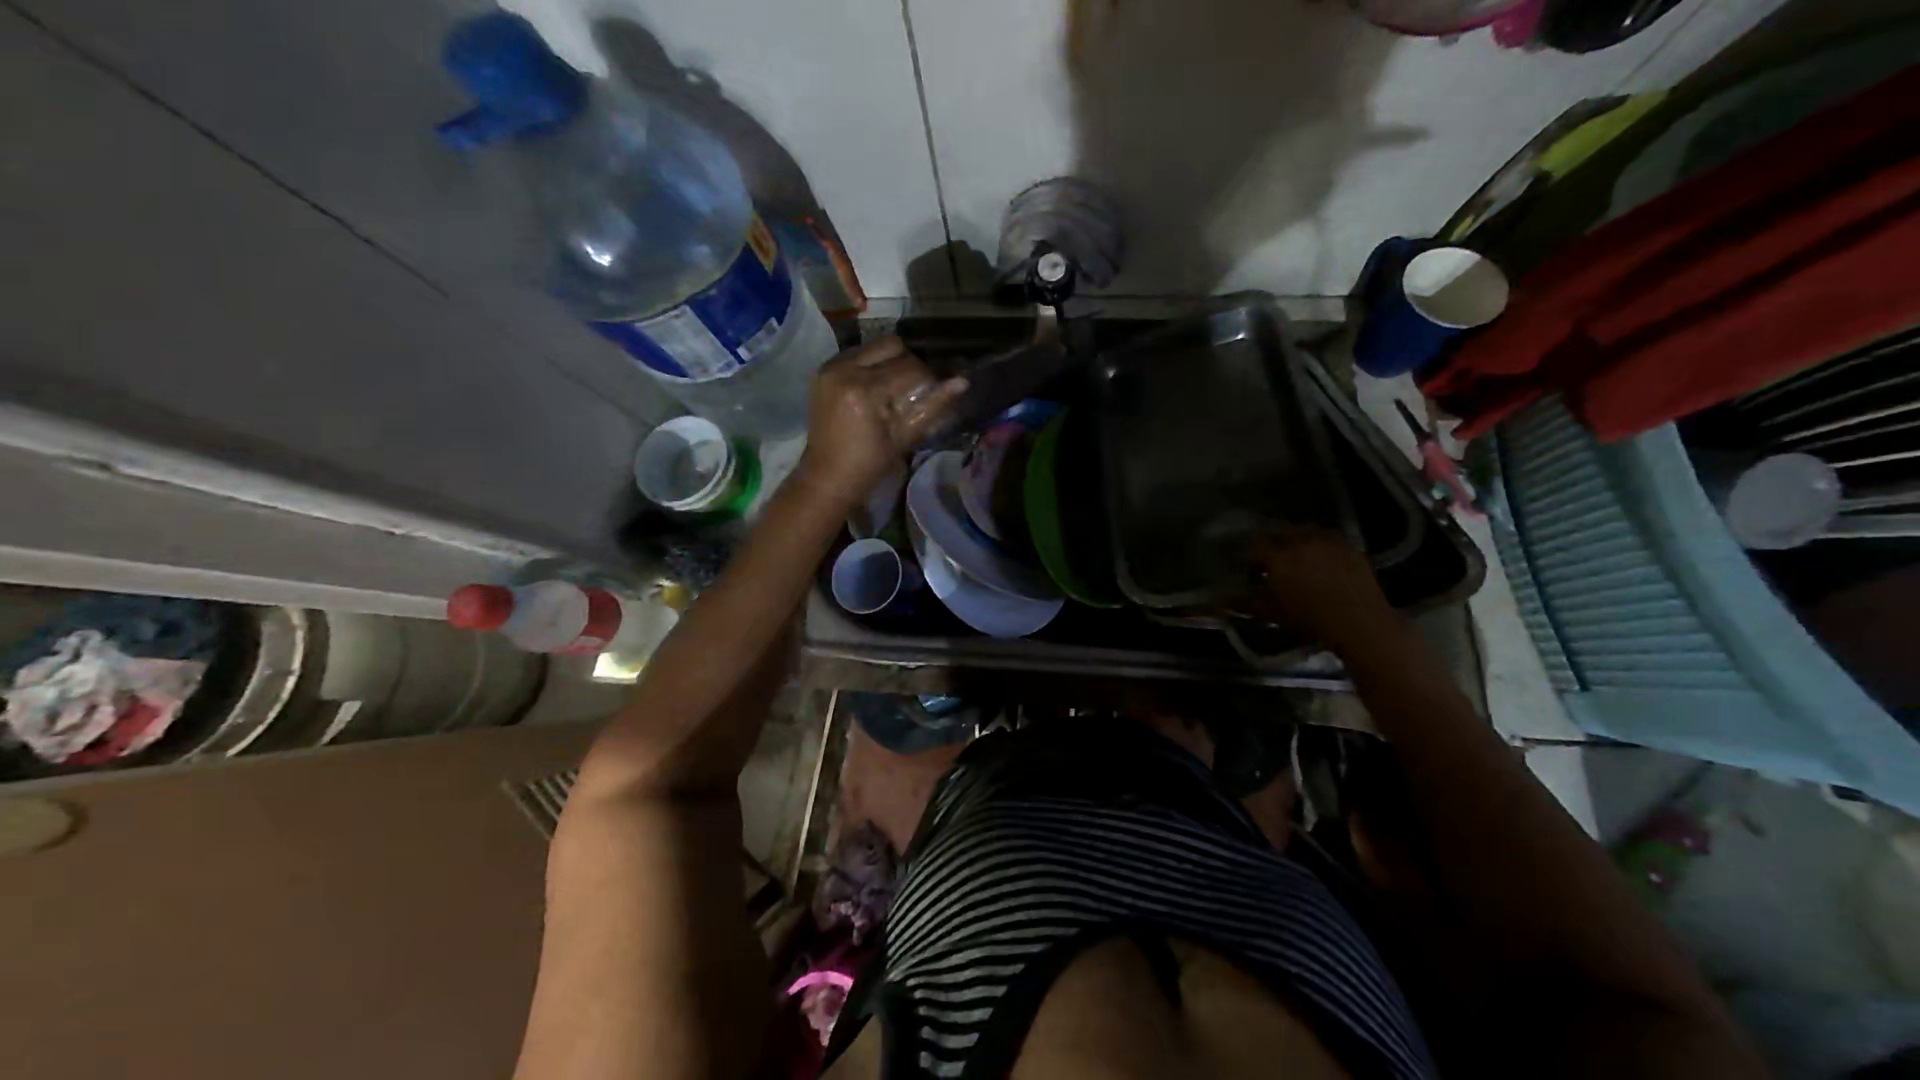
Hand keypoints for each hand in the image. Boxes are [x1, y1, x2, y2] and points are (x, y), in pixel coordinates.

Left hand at [799, 337, 966, 503]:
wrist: (827, 475)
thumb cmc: (870, 464)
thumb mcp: (906, 436)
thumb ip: (934, 405)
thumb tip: (962, 381)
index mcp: (865, 390)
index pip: (910, 368)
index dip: (928, 380)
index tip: (933, 394)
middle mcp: (845, 370)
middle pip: (893, 346)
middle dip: (910, 365)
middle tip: (914, 389)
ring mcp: (831, 367)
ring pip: (875, 346)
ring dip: (891, 362)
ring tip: (894, 389)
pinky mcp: (824, 370)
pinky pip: (857, 354)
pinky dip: (872, 365)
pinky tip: (876, 388)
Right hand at [1238, 528, 1394, 649]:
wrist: (1360, 624)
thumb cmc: (1311, 621)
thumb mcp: (1274, 614)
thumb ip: (1247, 602)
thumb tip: (1224, 599)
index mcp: (1279, 557)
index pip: (1254, 547)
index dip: (1249, 556)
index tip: (1249, 568)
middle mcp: (1301, 541)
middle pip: (1280, 532)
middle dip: (1272, 543)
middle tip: (1271, 560)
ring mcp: (1328, 541)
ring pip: (1305, 530)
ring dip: (1296, 539)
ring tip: (1297, 555)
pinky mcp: (1350, 547)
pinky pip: (1329, 538)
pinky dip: (1320, 544)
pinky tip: (1322, 558)